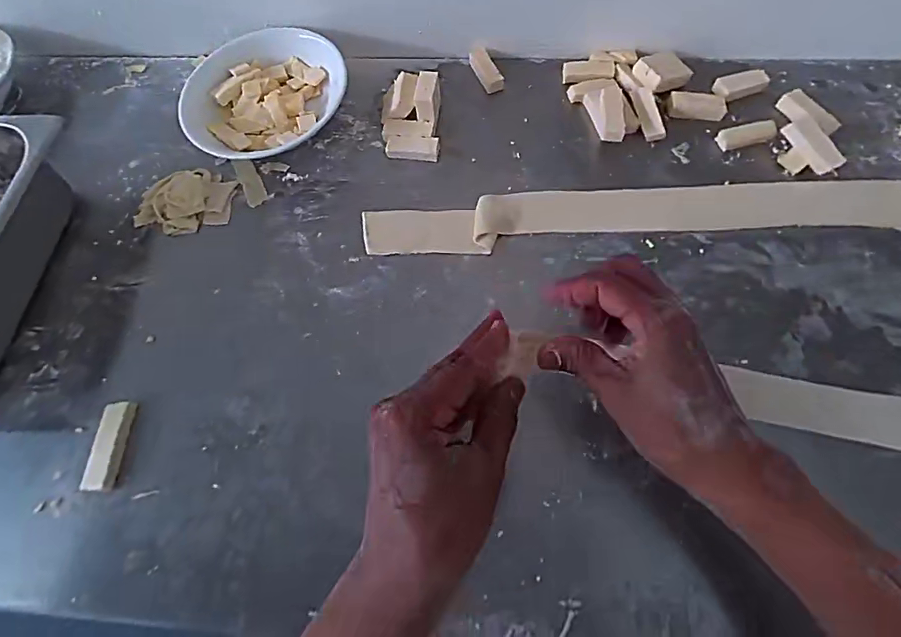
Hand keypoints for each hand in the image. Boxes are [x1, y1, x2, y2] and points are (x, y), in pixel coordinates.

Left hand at [309, 312, 523, 635]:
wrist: (400, 578)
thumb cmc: (443, 530)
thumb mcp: (483, 470)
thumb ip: (498, 418)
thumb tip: (510, 383)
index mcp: (409, 413)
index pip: (457, 371)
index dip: (485, 346)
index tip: (503, 322)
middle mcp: (394, 410)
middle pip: (446, 375)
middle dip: (477, 355)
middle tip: (503, 328)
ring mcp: (391, 424)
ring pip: (440, 391)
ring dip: (470, 379)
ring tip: (499, 354)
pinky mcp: (395, 439)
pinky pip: (433, 408)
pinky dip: (458, 401)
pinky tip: (480, 391)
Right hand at [537, 256, 763, 500]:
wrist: (722, 457)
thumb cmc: (668, 429)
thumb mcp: (616, 392)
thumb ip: (581, 359)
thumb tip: (547, 348)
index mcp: (655, 319)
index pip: (607, 284)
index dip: (574, 287)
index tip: (549, 299)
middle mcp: (670, 310)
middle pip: (626, 271)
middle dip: (593, 283)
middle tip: (570, 309)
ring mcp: (681, 320)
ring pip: (639, 284)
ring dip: (610, 295)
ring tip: (590, 329)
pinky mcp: (684, 334)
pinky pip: (650, 303)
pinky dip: (626, 308)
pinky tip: (612, 340)